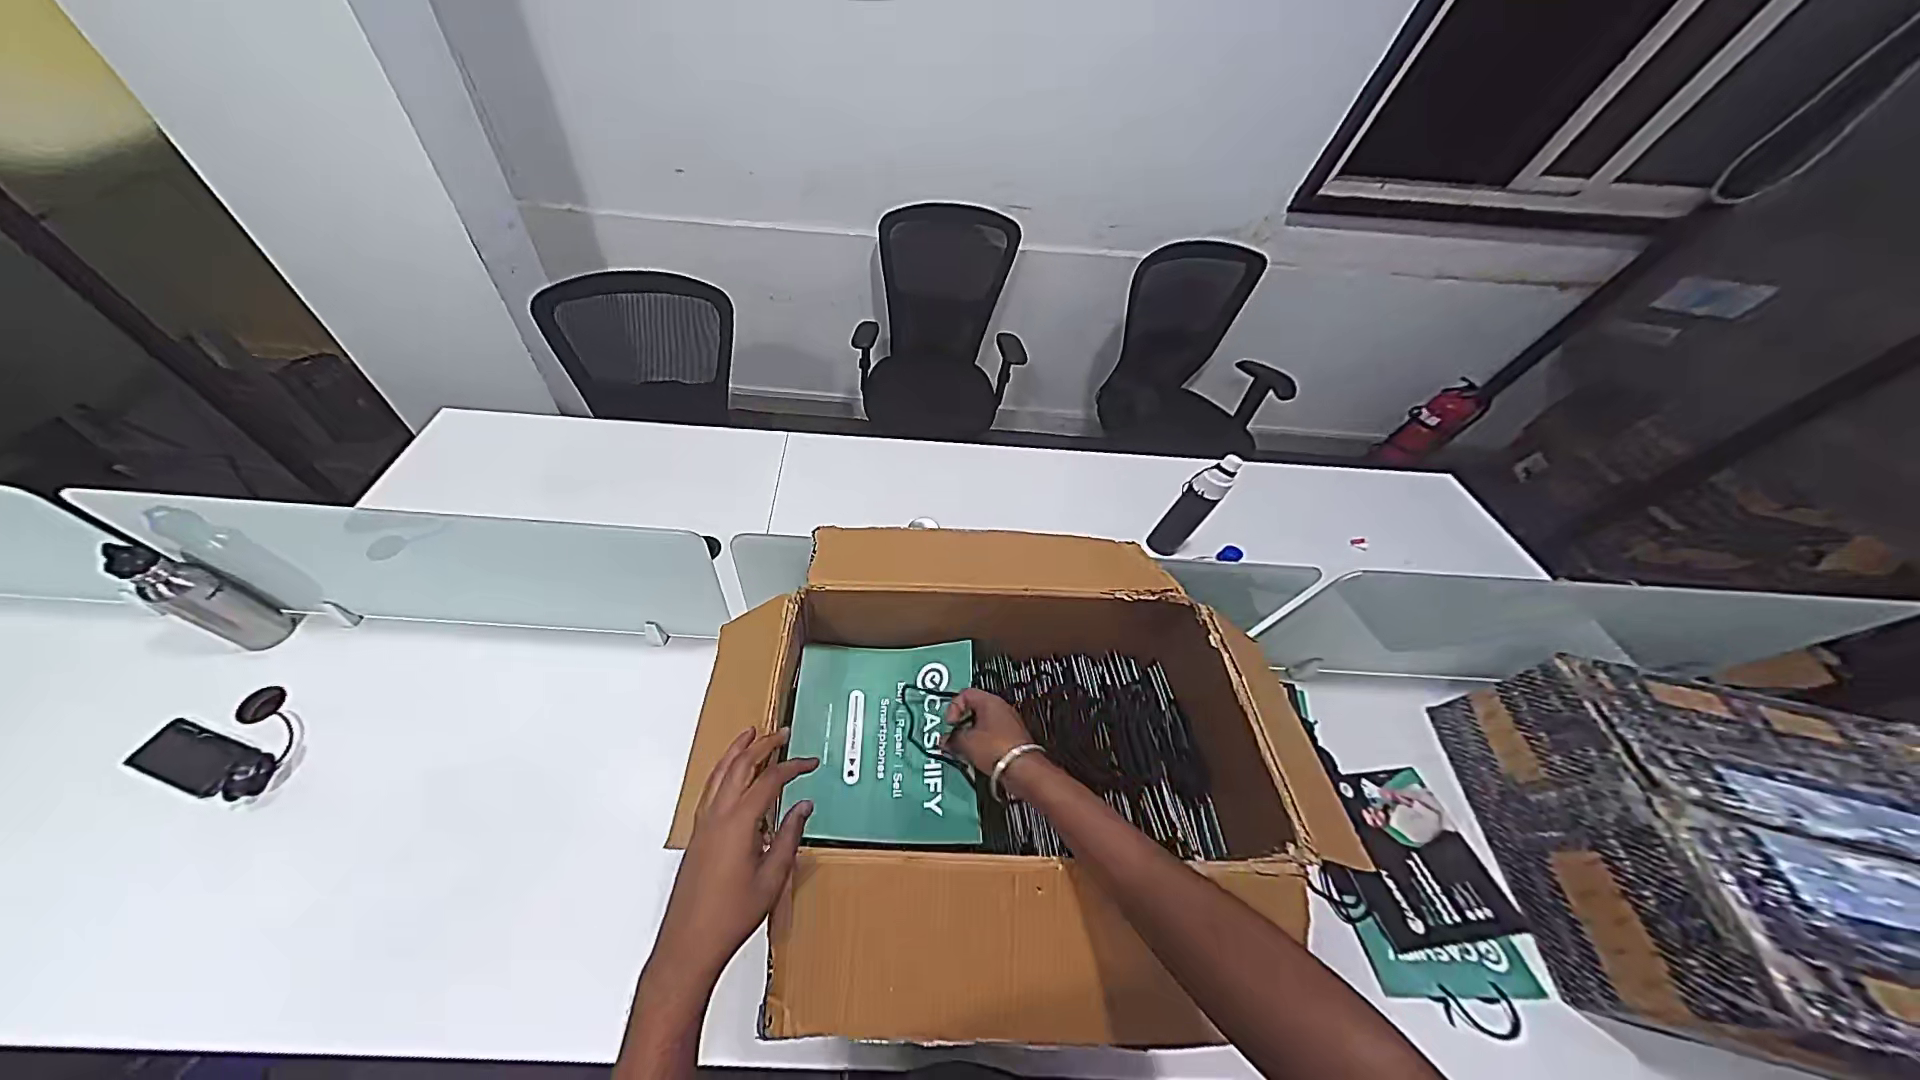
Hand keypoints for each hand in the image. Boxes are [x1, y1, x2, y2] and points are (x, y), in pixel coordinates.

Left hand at [652, 728, 817, 983]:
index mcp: (739, 823)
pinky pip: (710, 789)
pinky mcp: (697, 835)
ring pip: (720, 773)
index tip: (809, 762)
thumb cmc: (729, 916)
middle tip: (781, 733)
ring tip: (749, 735)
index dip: (793, 766)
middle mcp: (717, 817)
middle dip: (763, 745)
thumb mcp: (772, 877)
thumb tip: (802, 807)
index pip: (770, 780)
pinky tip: (729, 773)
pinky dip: (723, 771)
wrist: (689, 945)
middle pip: (741, 765)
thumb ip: (789, 836)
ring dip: (737, 750)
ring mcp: (703, 824)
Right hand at [942, 688, 1035, 774]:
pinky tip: (976, 757)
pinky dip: (982, 745)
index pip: (966, 694)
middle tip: (953, 737)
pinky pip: (992, 737)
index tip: (950, 723)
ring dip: (970, 736)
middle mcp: (1002, 709)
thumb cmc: (998, 749)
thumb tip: (946, 740)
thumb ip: (951, 738)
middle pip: (974, 710)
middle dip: (961, 725)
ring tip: (963, 750)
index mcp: (990, 701)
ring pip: (982, 725)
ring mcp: (1009, 724)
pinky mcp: (1012, 740)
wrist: (1021, 769)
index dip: (953, 707)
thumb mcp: (965, 742)